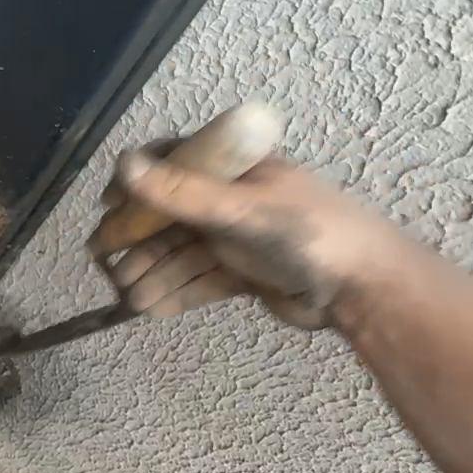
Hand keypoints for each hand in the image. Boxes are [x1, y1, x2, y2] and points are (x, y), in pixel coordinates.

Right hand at [88, 148, 415, 329]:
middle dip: (138, 245)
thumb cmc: (308, 236)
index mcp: (234, 169)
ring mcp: (235, 238)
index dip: (135, 185)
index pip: (172, 163)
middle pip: (167, 218)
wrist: (365, 291)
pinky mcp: (241, 273)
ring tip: (131, 298)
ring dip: (152, 274)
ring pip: (179, 254)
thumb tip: (123, 166)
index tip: (107, 209)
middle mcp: (231, 199)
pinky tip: (153, 309)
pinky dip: (175, 293)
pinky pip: (197, 279)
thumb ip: (181, 192)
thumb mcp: (241, 211)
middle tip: (108, 268)